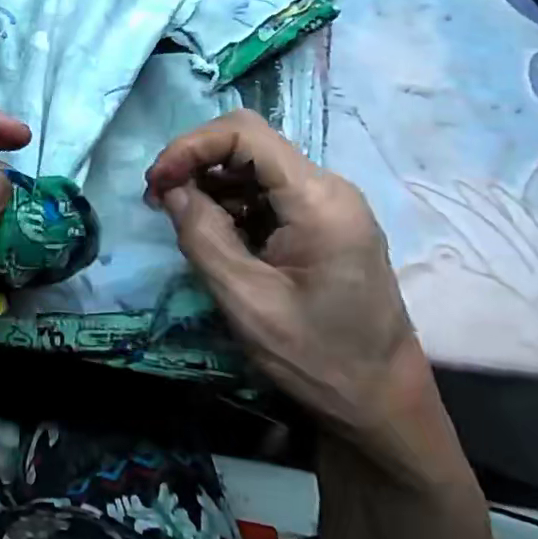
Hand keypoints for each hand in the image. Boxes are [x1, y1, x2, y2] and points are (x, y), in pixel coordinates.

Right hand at [146, 111, 455, 483]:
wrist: (380, 404)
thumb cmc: (316, 356)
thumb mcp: (247, 299)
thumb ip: (203, 236)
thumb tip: (170, 189)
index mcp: (319, 201)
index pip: (245, 134)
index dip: (190, 146)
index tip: (156, 184)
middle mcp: (327, 190)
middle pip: (247, 144)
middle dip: (194, 163)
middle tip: (158, 201)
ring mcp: (326, 206)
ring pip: (251, 167)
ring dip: (207, 184)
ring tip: (179, 222)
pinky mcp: (319, 224)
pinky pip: (263, 193)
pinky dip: (227, 204)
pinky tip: (211, 235)